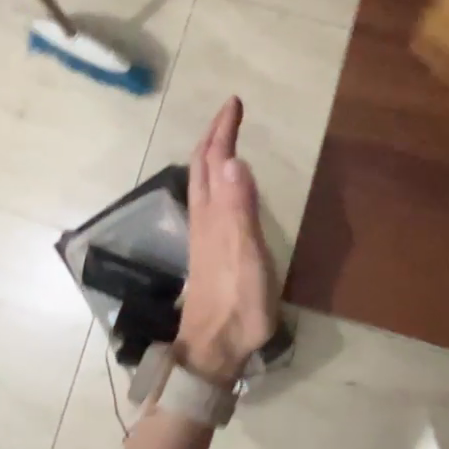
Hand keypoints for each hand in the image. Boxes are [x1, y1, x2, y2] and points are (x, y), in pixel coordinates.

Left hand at [175, 97, 279, 384]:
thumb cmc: (238, 302)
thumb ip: (240, 208)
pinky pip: (210, 198)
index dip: (223, 130)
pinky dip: (216, 177)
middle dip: (215, 135)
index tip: (234, 102)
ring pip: (204, 182)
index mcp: (214, 213)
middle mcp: (204, 217)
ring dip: (213, 154)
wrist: (215, 346)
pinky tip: (224, 186)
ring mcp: (204, 233)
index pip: (215, 160)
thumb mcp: (245, 253)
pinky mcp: (209, 248)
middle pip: (203, 167)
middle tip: (232, 112)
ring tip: (227, 139)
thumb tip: (234, 159)